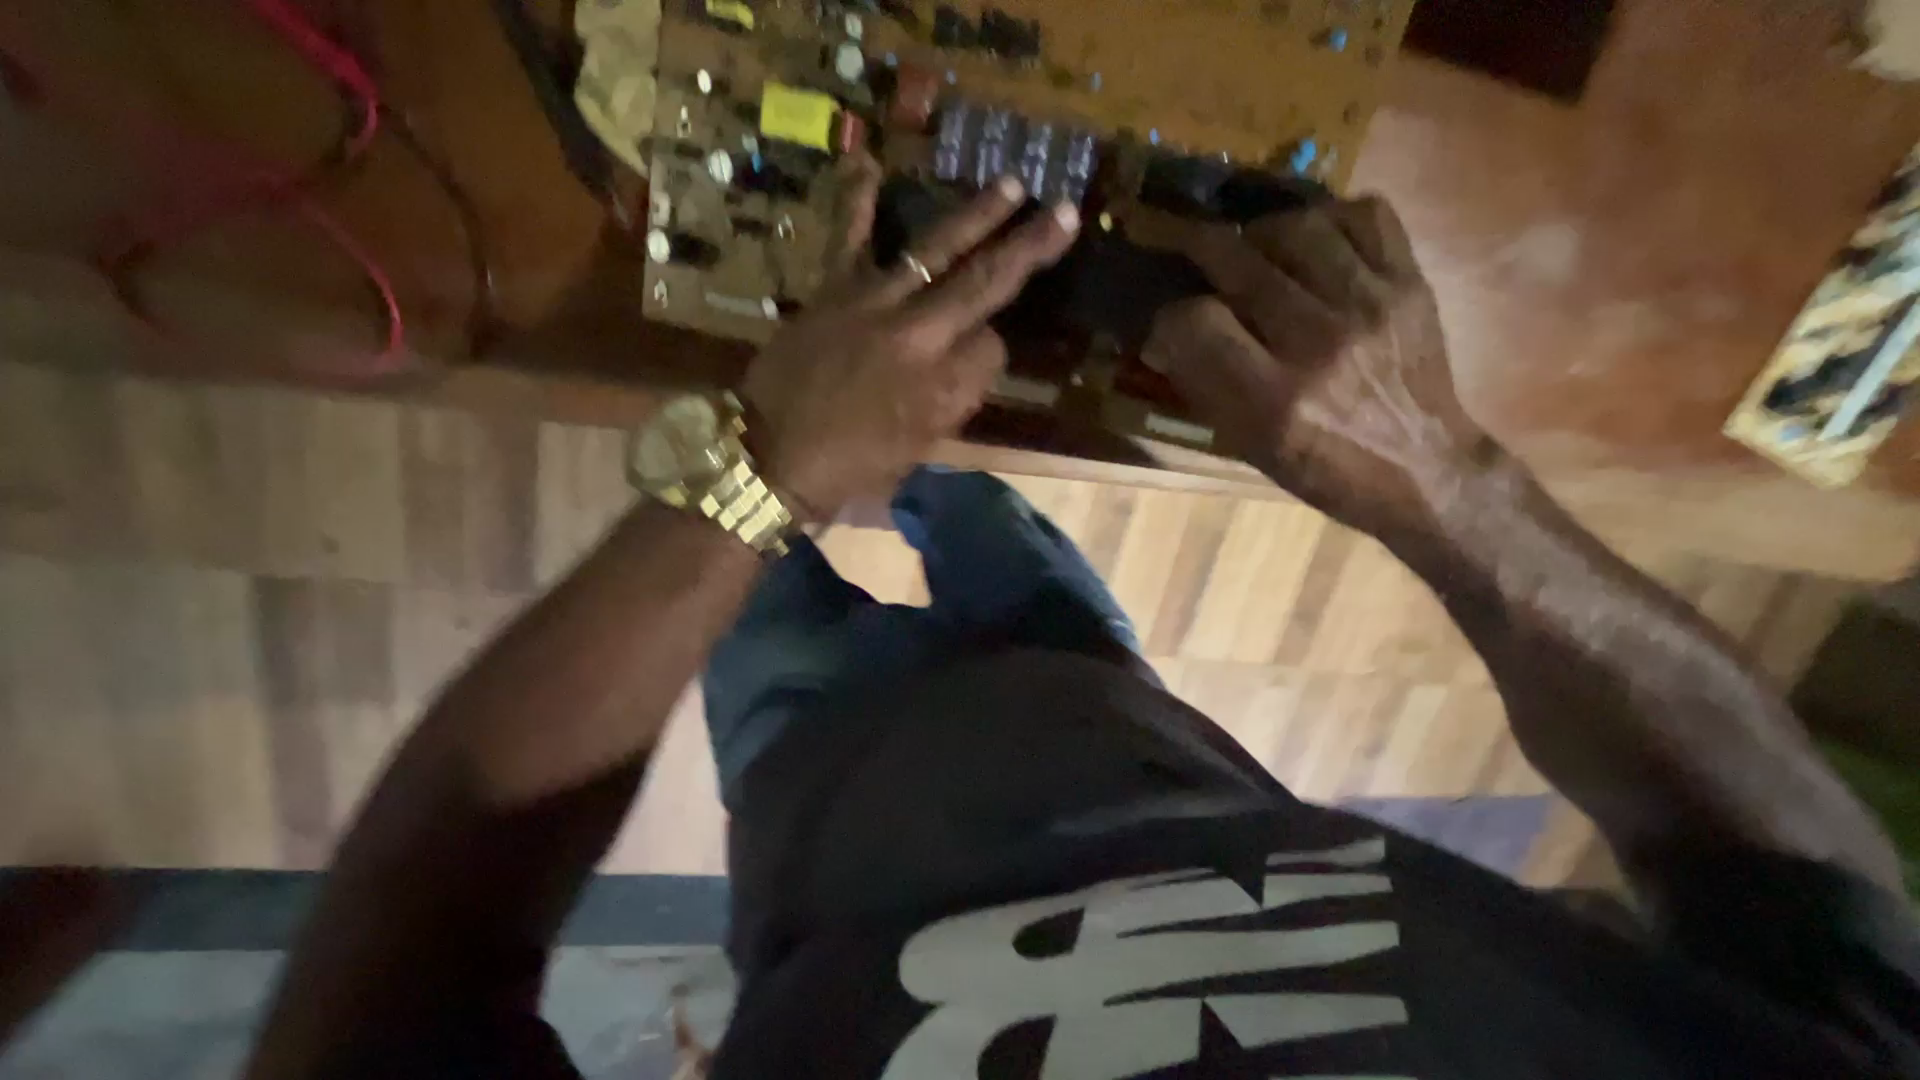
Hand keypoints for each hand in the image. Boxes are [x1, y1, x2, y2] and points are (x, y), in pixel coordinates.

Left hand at [741, 155, 1079, 521]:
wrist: (767, 457)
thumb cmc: (848, 469)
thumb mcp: (916, 451)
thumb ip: (949, 402)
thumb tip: (966, 362)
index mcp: (942, 390)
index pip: (993, 349)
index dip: (992, 350)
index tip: (979, 358)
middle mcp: (919, 339)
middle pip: (986, 285)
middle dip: (1028, 248)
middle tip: (1065, 212)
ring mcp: (874, 306)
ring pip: (936, 250)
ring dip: (977, 215)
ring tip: (1012, 184)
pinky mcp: (833, 291)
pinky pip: (850, 238)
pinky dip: (857, 202)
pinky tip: (868, 163)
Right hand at [1141, 197, 1494, 538]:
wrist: (1423, 470)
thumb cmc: (1323, 468)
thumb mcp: (1250, 445)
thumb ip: (1204, 385)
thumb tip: (1161, 333)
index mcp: (1274, 400)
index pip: (1196, 322)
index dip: (1168, 317)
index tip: (1168, 325)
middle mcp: (1320, 344)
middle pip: (1238, 260)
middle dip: (1196, 246)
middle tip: (1182, 245)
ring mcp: (1370, 306)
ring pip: (1297, 226)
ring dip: (1261, 232)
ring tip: (1254, 250)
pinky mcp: (1410, 283)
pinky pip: (1364, 215)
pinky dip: (1329, 217)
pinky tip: (1314, 242)